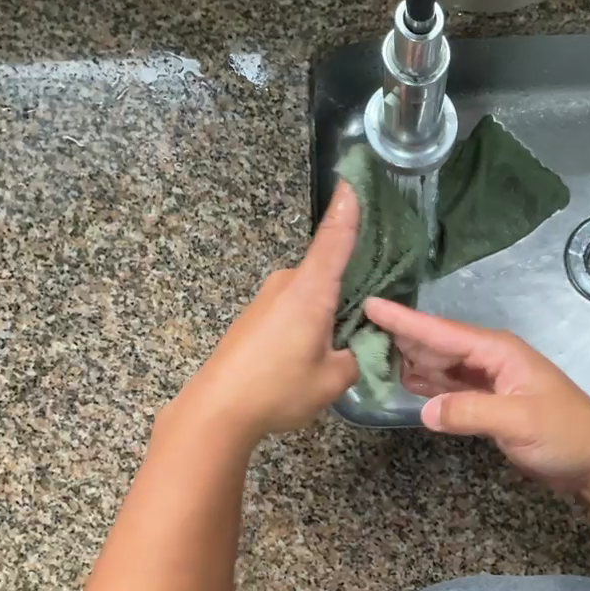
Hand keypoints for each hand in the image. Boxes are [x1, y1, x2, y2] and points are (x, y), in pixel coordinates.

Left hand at [171, 185, 360, 442]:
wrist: (216, 410)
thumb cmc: (277, 389)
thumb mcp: (333, 379)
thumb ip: (356, 357)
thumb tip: (359, 348)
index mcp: (311, 290)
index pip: (335, 239)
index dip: (347, 210)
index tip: (352, 180)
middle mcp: (287, 284)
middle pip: (327, 271)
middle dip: (351, 286)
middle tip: (373, 311)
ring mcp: (267, 299)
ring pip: (311, 294)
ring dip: (328, 311)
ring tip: (341, 345)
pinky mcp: (254, 318)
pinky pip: (293, 308)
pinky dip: (308, 321)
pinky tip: (311, 353)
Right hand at [363, 298, 589, 491]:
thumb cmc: (565, 435)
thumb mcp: (519, 421)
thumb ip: (470, 412)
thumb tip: (424, 411)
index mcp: (498, 352)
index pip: (443, 333)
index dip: (405, 320)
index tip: (371, 304)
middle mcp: (490, 360)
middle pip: (437, 344)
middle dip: (400, 334)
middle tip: (357, 328)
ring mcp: (488, 381)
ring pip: (440, 364)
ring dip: (409, 358)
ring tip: (369, 350)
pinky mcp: (487, 403)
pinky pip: (448, 387)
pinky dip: (425, 383)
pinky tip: (403, 380)